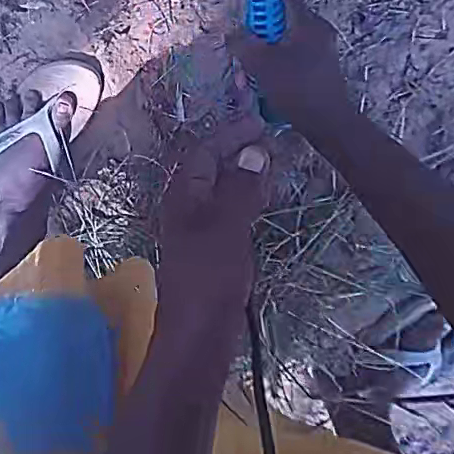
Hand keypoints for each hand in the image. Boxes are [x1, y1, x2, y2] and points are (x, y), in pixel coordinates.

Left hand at [155, 118, 269, 315]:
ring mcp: (197, 227)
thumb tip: (254, 151)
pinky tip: (262, 199)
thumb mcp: (226, 228)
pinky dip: (245, 196)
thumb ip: (239, 190)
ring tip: (271, 160)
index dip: (229, 133)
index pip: (203, 152)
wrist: (198, 334)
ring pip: (219, 187)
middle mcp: (185, 206)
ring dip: (241, 171)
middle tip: (269, 135)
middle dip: (235, 148)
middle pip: (208, 166)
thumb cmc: (208, 277)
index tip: (259, 119)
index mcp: (182, 195)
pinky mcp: (211, 248)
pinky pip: (228, 209)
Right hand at [225, 0, 354, 134]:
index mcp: (307, 23)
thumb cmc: (294, 86)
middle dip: (255, 34)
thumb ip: (241, 41)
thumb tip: (231, 32)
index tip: (243, 12)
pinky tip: (260, 81)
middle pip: (277, 20)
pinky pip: (287, 54)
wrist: (325, 121)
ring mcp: (318, 48)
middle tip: (242, 50)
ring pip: (279, 40)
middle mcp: (316, 30)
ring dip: (259, 53)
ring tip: (248, 74)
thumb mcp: (259, 61)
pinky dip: (271, 63)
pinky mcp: (315, 65)